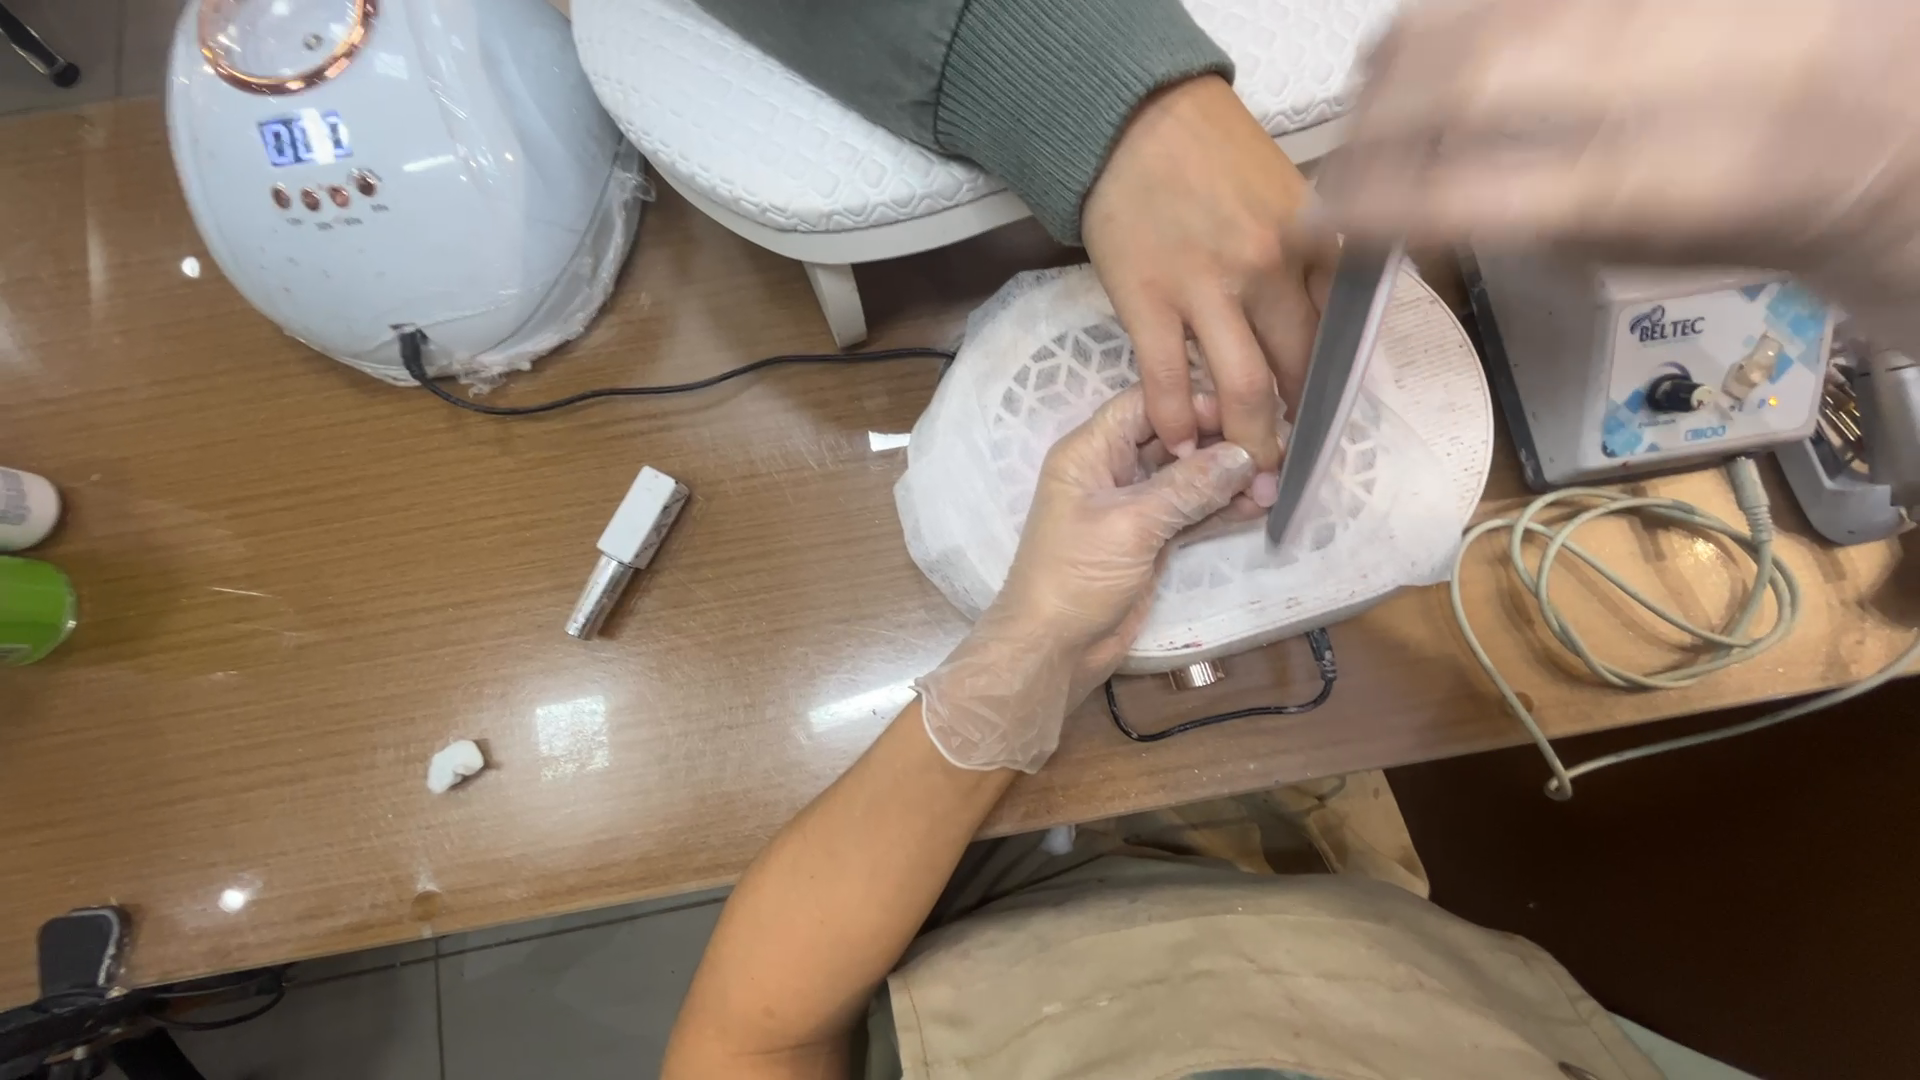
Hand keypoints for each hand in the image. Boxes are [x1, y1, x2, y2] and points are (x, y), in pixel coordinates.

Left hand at [916, 387, 1256, 771]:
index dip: (1192, 402)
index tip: (1243, 412)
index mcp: (1089, 452)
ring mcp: (1132, 505)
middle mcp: (1110, 469)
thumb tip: (1245, 454)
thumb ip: (1187, 487)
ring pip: (1187, 476)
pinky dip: (1221, 507)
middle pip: (1172, 437)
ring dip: (1228, 477)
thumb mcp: (1131, 524)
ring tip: (1276, 481)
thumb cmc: (1077, 576)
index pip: (1146, 405)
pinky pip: (1191, 510)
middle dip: (1220, 441)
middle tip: (1275, 449)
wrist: (1055, 648)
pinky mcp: (1150, 538)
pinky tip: (1259, 505)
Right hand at [1083, 75, 1335, 507]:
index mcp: (1309, 239)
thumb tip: (1313, 320)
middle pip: (1295, 370)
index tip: (1320, 419)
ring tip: (1240, 469)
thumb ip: (1308, 254)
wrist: (1134, 128)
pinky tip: (1176, 445)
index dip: (1331, 386)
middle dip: (1292, 427)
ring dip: (1244, 440)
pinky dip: (1174, 422)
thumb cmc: (1212, 155)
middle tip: (1282, 461)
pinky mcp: (1148, 305)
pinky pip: (1166, 381)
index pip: (1338, 331)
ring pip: (1241, 387)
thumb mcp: (1285, 191)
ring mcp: (1205, 290)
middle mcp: (1268, 270)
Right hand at [1327, 0, 1919, 344]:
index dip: (1379, 206)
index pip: (1485, 191)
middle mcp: (1701, 55)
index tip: (1315, 225)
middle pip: (1481, 68)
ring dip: (1400, 61)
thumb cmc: (1744, 210)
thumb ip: (1514, 222)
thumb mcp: (1634, 249)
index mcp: (1684, 176)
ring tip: (1365, 104)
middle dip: (1376, 124)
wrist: (1884, 109)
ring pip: (1491, 8)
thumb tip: (1401, 203)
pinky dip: (1445, 17)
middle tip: (1332, 167)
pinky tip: (1418, 49)